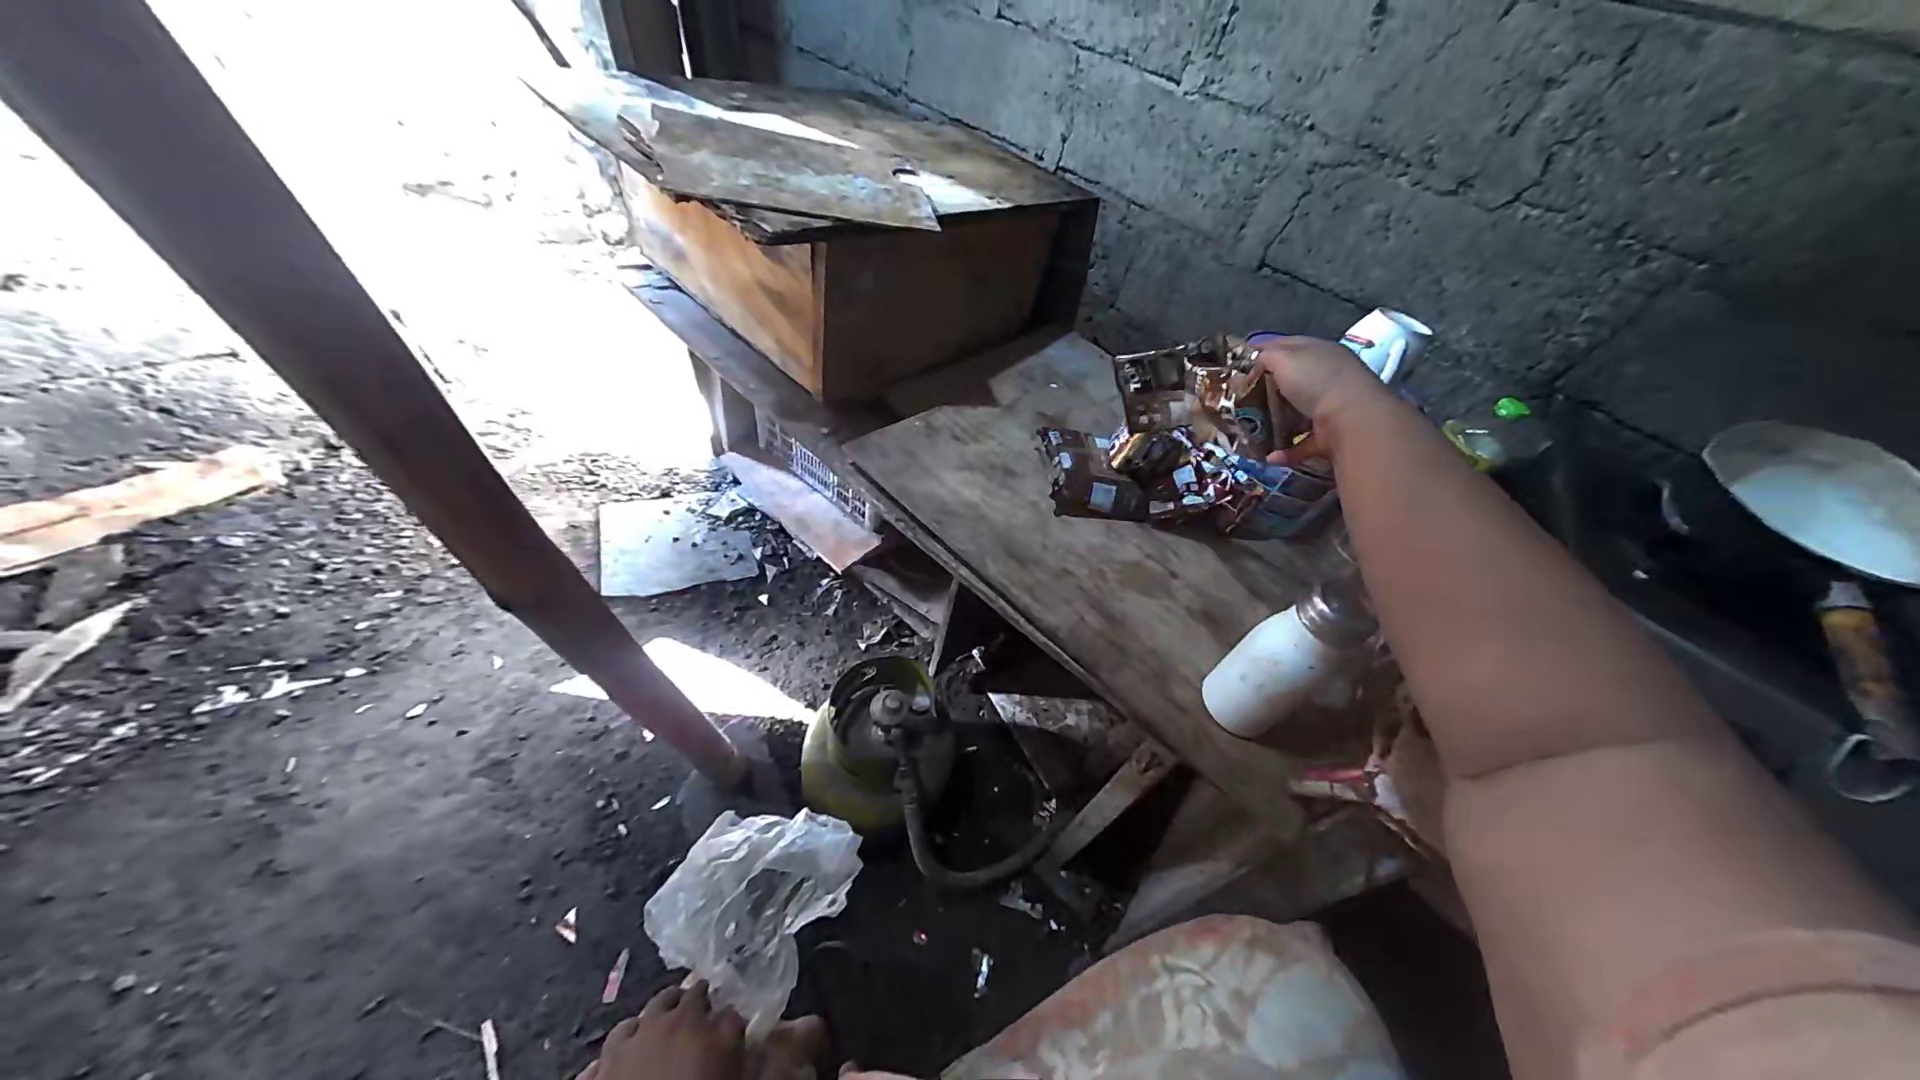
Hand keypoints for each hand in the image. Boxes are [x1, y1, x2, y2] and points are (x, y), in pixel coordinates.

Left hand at [589, 980, 744, 1079]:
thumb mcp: (734, 1062)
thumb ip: (733, 1030)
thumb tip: (732, 1012)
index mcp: (686, 1018)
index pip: (699, 992)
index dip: (706, 997)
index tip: (711, 1004)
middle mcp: (650, 1026)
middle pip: (663, 1000)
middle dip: (675, 1001)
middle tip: (683, 1011)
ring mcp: (616, 1055)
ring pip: (626, 1027)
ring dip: (639, 1026)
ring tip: (647, 1035)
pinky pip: (592, 1069)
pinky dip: (602, 1066)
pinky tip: (609, 1071)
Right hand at [1254, 336, 1388, 465]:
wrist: (1350, 419)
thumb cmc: (1316, 381)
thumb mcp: (1284, 358)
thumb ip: (1266, 356)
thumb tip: (1255, 362)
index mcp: (1318, 352)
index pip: (1287, 345)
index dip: (1264, 350)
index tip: (1242, 361)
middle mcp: (1326, 377)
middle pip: (1291, 380)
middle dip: (1266, 389)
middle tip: (1240, 398)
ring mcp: (1329, 407)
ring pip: (1296, 413)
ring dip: (1275, 422)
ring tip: (1250, 428)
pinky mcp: (1329, 435)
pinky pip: (1302, 443)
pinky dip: (1286, 451)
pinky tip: (1269, 456)